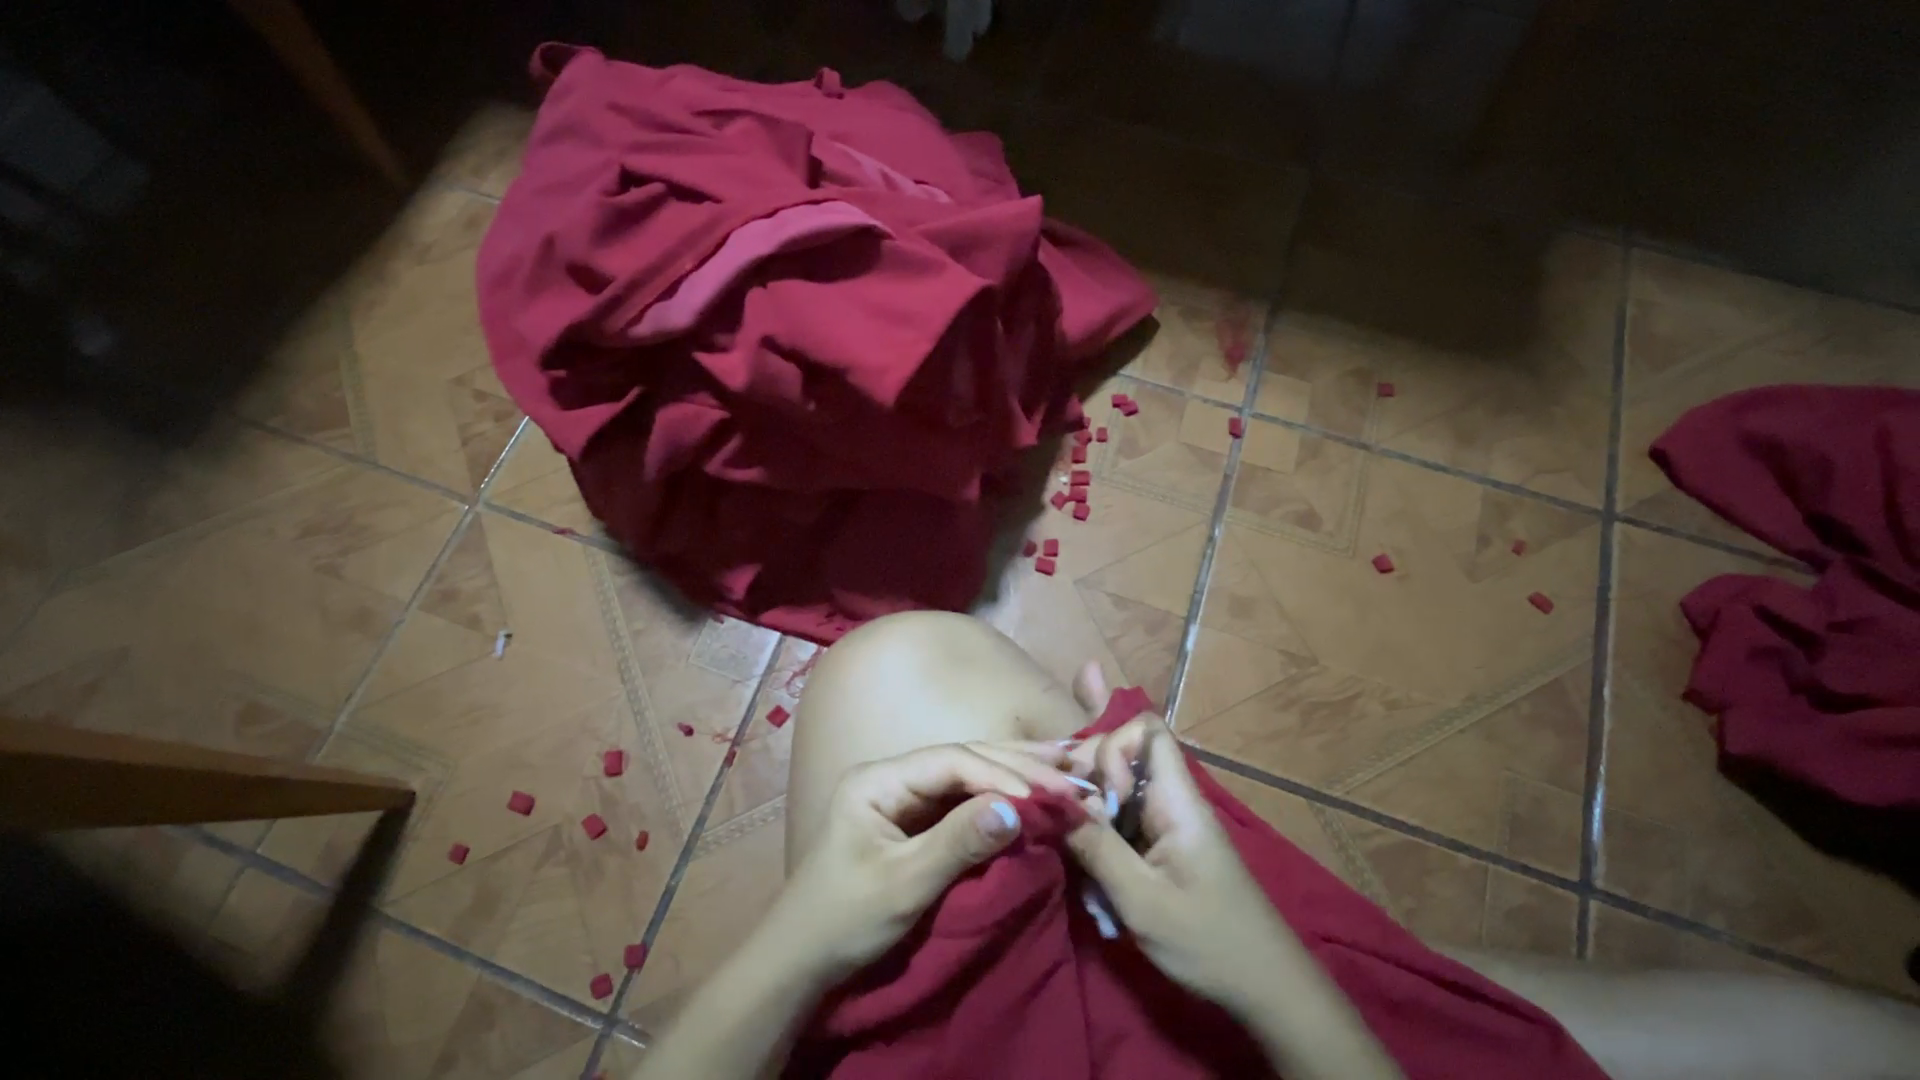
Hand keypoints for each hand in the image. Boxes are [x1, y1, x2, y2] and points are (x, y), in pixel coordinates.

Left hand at [767, 740, 1090, 980]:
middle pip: (964, 758)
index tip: (1046, 795)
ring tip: (1068, 763)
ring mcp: (905, 798)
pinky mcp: (917, 822)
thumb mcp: (903, 884)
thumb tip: (1019, 807)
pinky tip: (1034, 788)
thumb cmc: (845, 920)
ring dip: (1017, 772)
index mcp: (878, 780)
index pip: (951, 762)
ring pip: (969, 775)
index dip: (1001, 774)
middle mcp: (893, 777)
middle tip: (1075, 769)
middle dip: (1019, 765)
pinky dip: (1002, 795)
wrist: (802, 961)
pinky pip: (965, 799)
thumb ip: (958, 843)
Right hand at [1063, 715, 1299, 1011]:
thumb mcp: (1141, 900)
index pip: (1147, 730)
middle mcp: (1173, 801)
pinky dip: (1102, 844)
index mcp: (1178, 800)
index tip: (1098, 795)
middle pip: (1122, 758)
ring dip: (1091, 822)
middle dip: (1088, 785)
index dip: (1111, 747)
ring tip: (1081, 861)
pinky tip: (1097, 882)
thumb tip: (1051, 800)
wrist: (1266, 987)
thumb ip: (1095, 846)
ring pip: (1117, 794)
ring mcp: (1169, 825)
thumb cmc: (1207, 942)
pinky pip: (1123, 825)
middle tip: (1072, 828)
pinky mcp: (1164, 849)